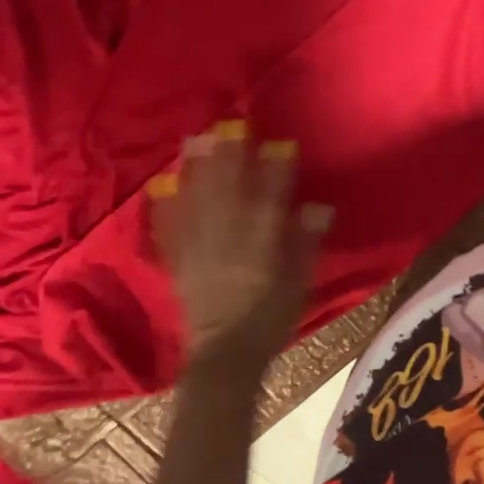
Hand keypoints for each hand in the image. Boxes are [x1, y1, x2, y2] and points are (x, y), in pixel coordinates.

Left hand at [151, 124, 330, 378]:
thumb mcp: (299, 284)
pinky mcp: (178, 262)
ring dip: (197, 169)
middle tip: (228, 125)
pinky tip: (164, 183)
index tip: (279, 143)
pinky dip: (167, 204)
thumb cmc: (270, 320)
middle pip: (228, 191)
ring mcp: (199, 251)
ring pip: (197, 202)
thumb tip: (319, 207)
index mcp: (261, 247)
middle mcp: (227, 242)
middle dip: (228, 157)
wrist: (225, 358)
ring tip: (196, 140)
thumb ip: (306, 244)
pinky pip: (171, 228)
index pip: (271, 200)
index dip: (275, 170)